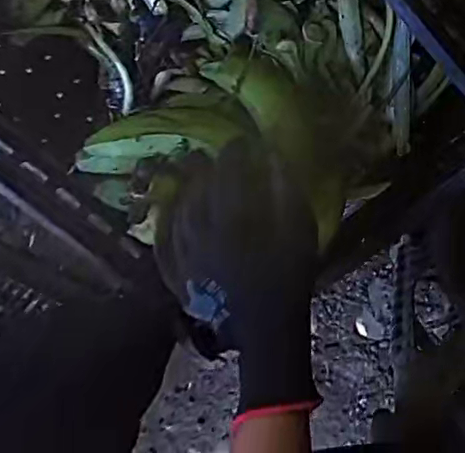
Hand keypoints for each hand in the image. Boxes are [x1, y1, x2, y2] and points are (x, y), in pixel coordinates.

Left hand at [156, 139, 319, 414]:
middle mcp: (204, 225)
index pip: (228, 168)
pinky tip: (172, 211)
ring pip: (180, 208)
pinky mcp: (180, 270)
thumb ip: (283, 186)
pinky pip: (166, 239)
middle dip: (208, 165)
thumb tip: (271, 156)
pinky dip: (168, 219)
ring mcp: (188, 249)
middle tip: (218, 155)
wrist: (267, 322)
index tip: (245, 141)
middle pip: (199, 184)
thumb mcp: (298, 222)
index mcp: (235, 211)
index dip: (236, 150)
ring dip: (188, 186)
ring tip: (196, 175)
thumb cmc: (289, 268)